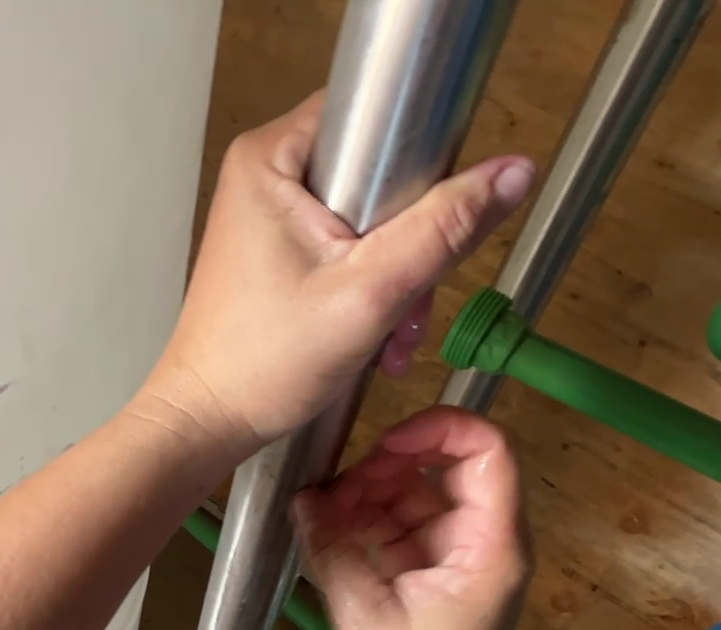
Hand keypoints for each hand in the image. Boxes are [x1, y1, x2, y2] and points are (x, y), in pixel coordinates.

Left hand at [139, 93, 531, 450]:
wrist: (210, 421)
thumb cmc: (263, 364)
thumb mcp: (369, 294)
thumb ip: (442, 230)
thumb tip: (511, 173)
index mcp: (272, 159)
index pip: (375, 118)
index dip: (417, 170)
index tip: (424, 231)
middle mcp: (266, 176)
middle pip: (378, 179)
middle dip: (409, 249)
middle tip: (408, 307)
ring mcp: (270, 218)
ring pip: (369, 225)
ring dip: (395, 283)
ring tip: (391, 339)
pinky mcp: (277, 255)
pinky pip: (347, 254)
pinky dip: (370, 294)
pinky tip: (374, 339)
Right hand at [291, 407, 531, 629]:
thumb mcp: (363, 612)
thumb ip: (332, 545)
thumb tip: (303, 497)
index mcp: (490, 547)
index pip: (486, 452)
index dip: (438, 429)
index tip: (384, 443)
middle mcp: (483, 543)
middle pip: (443, 470)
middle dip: (387, 470)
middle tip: (336, 491)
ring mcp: (457, 558)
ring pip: (416, 497)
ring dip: (369, 498)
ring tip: (323, 515)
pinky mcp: (432, 574)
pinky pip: (401, 528)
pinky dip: (367, 524)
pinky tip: (330, 531)